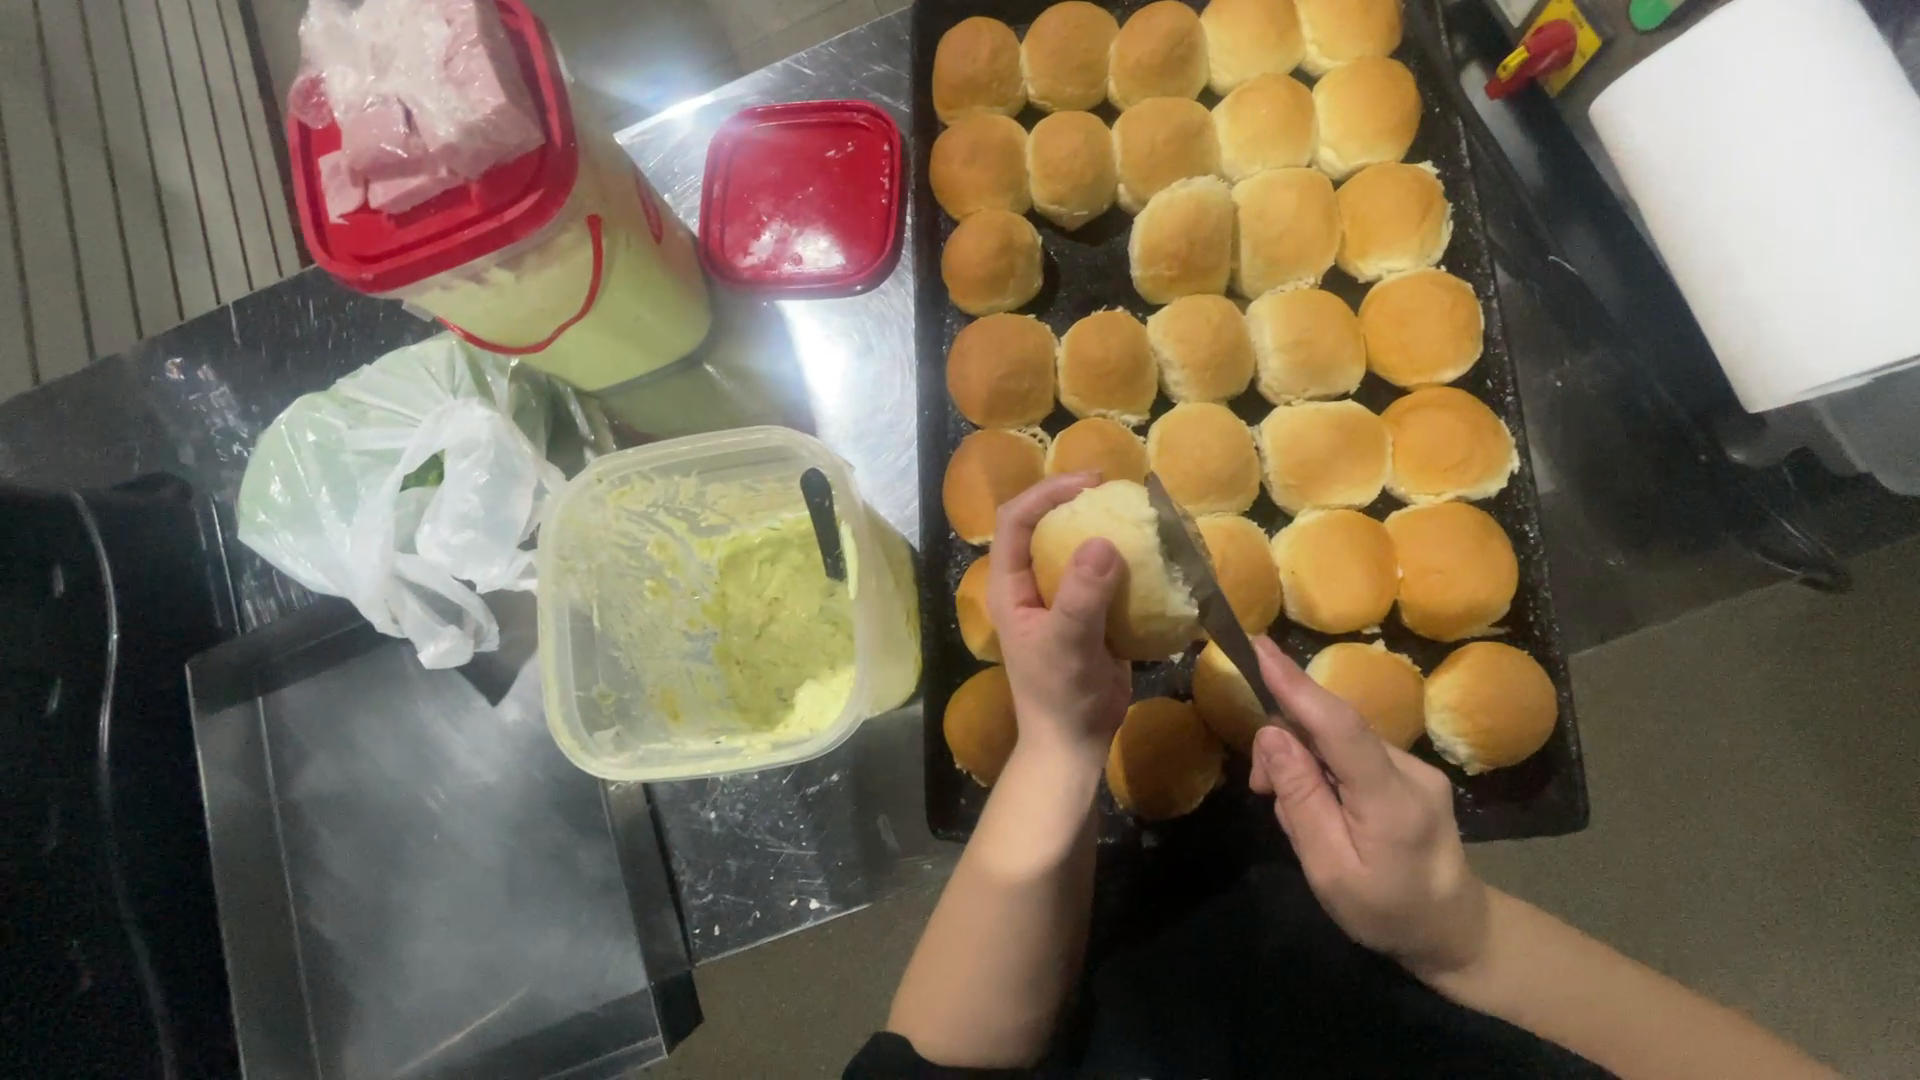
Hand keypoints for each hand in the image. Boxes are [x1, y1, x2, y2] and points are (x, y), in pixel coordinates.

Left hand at [987, 473, 1130, 775]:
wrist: (1075, 742)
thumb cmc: (1060, 695)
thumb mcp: (1068, 644)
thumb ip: (1082, 595)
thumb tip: (1103, 542)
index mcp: (1009, 586)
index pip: (1015, 519)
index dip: (1046, 492)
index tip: (1090, 485)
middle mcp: (1030, 584)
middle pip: (1045, 526)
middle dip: (1078, 504)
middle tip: (1119, 494)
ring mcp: (1058, 599)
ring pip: (1076, 548)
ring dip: (1105, 530)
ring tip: (1140, 517)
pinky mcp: (1087, 613)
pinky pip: (1103, 576)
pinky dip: (1126, 562)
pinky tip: (1154, 557)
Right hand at [1247, 637, 1490, 980]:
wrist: (1455, 931)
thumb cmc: (1386, 912)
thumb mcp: (1329, 871)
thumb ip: (1300, 800)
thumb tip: (1272, 734)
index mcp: (1392, 801)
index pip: (1340, 727)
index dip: (1297, 686)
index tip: (1260, 648)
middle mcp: (1410, 770)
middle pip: (1329, 728)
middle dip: (1283, 745)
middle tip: (1261, 791)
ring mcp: (1414, 767)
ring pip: (1334, 738)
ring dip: (1301, 761)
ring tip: (1295, 814)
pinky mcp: (1409, 771)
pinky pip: (1348, 750)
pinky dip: (1321, 767)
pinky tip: (1320, 806)